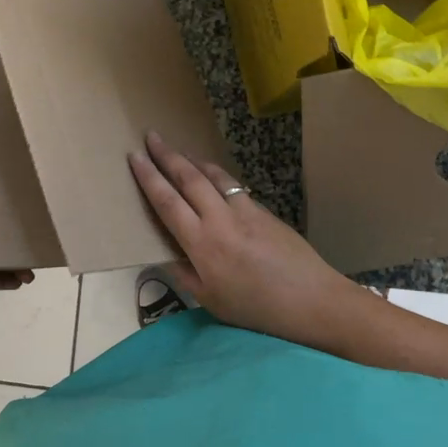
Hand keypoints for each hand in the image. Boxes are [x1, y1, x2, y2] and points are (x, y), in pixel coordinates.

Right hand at [129, 132, 366, 347]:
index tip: (135, 157)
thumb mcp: (211, 301)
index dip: (148, 178)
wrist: (313, 301)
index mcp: (202, 245)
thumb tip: (167, 255)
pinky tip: (213, 177)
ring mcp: (246, 211)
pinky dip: (217, 176)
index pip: (167, 202)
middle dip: (167, 155)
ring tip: (178, 150)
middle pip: (189, 178)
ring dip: (193, 160)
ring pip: (214, 176)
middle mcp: (221, 220)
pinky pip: (234, 187)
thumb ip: (185, 275)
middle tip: (151, 136)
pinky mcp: (265, 212)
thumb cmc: (258, 310)